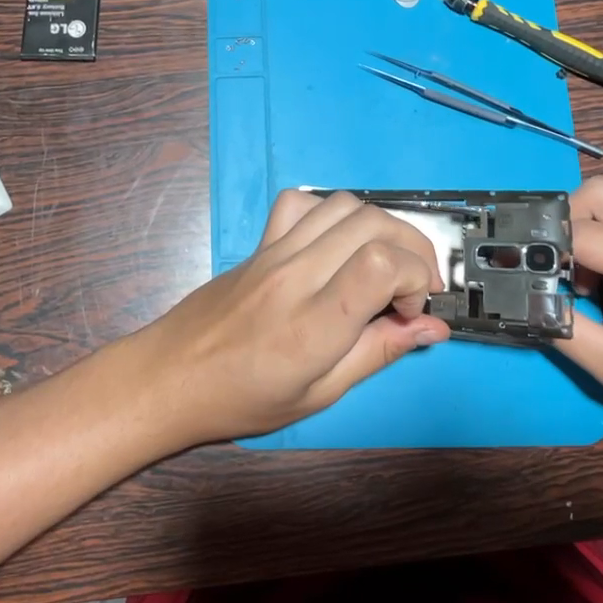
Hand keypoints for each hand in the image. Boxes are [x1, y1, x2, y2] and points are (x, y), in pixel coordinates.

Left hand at [128, 190, 450, 447]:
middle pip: (372, 223)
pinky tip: (337, 245)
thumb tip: (432, 327)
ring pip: (343, 204)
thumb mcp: (318, 395)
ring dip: (380, 227)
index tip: (413, 310)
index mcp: (314, 325)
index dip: (415, 277)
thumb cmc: (241, 399)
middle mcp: (295, 275)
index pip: (381, 263)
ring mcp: (273, 252)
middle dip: (413, 249)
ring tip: (385, 263)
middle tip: (414, 288)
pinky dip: (331, 212)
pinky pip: (299, 203)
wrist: (169, 376)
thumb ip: (377, 353)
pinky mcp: (258, 243)